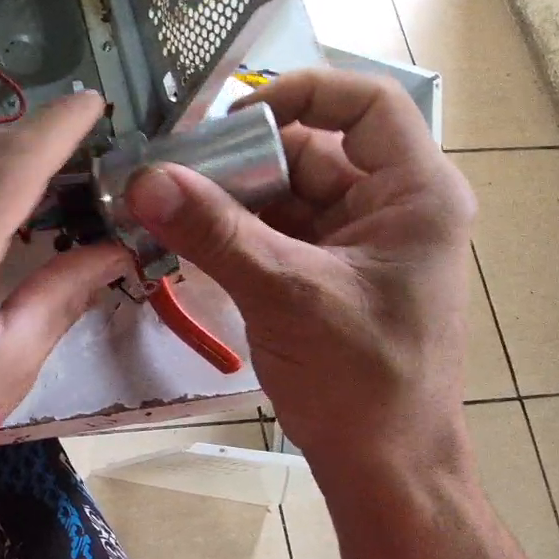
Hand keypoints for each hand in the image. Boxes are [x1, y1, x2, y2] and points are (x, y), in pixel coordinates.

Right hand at [125, 69, 476, 471]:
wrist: (381, 464)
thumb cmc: (361, 379)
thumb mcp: (286, 295)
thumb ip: (215, 234)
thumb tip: (145, 179)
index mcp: (414, 194)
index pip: (365, 105)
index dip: (298, 94)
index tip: (227, 120)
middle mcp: (386, 208)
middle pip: (308, 152)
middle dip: (240, 160)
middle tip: (171, 173)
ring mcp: (351, 245)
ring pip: (282, 196)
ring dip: (226, 201)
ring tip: (164, 207)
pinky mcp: (319, 278)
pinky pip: (270, 236)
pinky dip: (229, 235)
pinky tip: (184, 242)